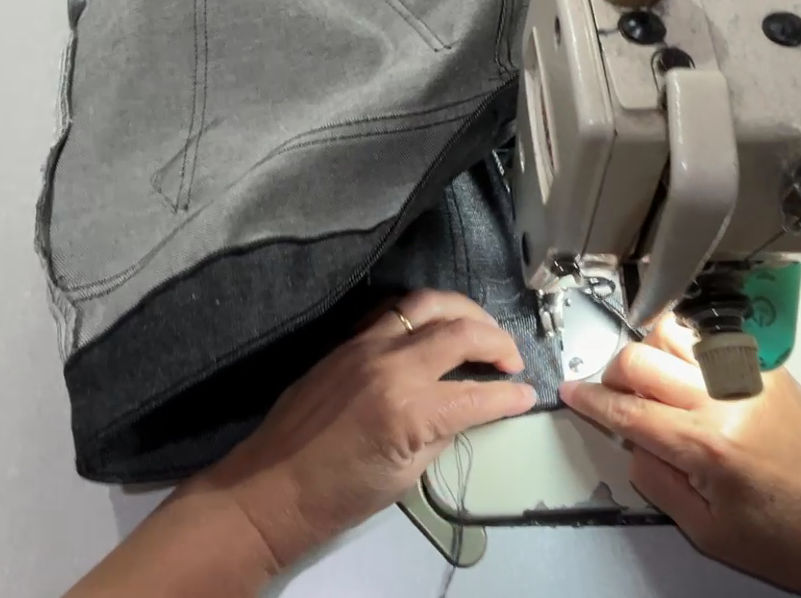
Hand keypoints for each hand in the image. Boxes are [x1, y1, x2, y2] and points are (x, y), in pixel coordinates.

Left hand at [182, 290, 537, 571]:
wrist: (271, 486)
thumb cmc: (339, 495)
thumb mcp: (406, 476)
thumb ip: (443, 432)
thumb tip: (471, 407)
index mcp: (409, 410)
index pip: (477, 394)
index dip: (510, 395)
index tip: (528, 395)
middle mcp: (391, 365)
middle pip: (460, 332)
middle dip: (497, 340)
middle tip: (512, 357)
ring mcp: (366, 345)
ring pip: (427, 304)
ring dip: (463, 311)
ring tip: (481, 327)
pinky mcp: (347, 340)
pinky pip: (394, 310)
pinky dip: (423, 311)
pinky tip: (435, 324)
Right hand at [562, 323, 800, 597]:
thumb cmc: (790, 542)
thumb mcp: (709, 534)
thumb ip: (657, 483)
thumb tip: (630, 440)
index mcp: (706, 448)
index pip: (627, 410)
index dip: (590, 399)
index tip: (571, 391)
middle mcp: (722, 401)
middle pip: (639, 358)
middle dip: (612, 372)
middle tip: (613, 392)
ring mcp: (746, 377)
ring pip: (673, 333)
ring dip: (648, 349)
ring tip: (648, 375)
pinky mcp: (766, 369)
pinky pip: (710, 342)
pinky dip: (685, 351)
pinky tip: (687, 376)